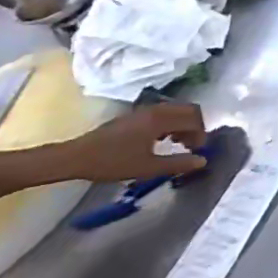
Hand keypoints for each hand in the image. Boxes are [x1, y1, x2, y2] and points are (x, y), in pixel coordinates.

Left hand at [56, 103, 209, 182]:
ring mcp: (143, 111)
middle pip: (188, 110)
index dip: (201, 134)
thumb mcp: (148, 167)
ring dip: (183, 124)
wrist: (75, 157)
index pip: (194, 119)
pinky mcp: (134, 116)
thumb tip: (203, 161)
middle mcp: (154, 110)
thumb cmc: (113, 162)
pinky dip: (170, 123)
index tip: (197, 151)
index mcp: (160, 119)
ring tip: (179, 144)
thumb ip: (178, 163)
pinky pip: (163, 113)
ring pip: (175, 111)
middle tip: (192, 146)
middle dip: (195, 126)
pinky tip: (162, 140)